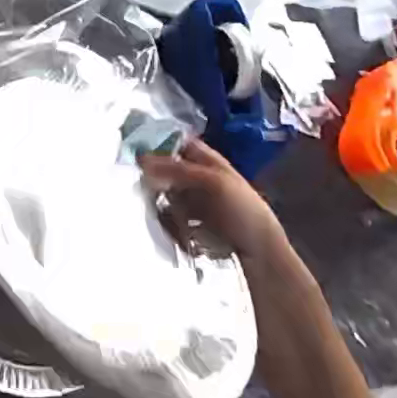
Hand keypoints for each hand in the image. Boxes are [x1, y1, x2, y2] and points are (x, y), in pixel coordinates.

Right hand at [141, 139, 285, 261]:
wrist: (261, 253)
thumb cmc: (243, 210)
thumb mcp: (213, 182)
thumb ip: (179, 169)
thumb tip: (142, 161)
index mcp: (208, 160)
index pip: (177, 144)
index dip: (158, 144)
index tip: (136, 154)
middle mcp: (199, 178)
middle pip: (166, 172)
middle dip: (156, 182)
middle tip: (148, 192)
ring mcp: (195, 203)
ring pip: (165, 198)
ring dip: (163, 208)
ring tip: (174, 220)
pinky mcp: (191, 226)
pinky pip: (170, 220)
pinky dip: (171, 225)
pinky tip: (180, 234)